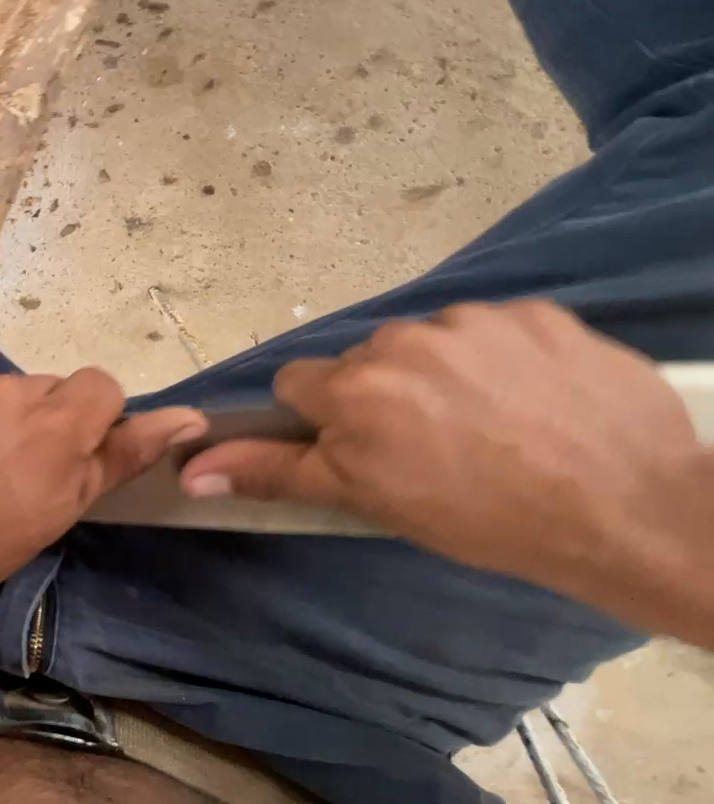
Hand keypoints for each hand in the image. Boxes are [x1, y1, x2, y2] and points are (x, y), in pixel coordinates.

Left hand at [0, 370, 205, 630]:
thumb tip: (190, 416)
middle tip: (17, 461)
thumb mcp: (72, 502)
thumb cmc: (2, 536)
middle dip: (38, 417)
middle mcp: (9, 389)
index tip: (71, 448)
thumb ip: (127, 452)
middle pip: (42, 387)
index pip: (98, 384)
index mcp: (58, 419)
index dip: (90, 416)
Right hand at [180, 301, 704, 598]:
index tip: (368, 445)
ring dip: (444, 371)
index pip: (301, 383)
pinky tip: (536, 396)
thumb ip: (272, 471)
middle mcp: (399, 341)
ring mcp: (473, 322)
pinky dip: (504, 355)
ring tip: (495, 420)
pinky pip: (494, 327)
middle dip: (385, 393)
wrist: (640, 517)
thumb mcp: (364, 500)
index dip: (329, 416)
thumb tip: (191, 468)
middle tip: (435, 442)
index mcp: (351, 388)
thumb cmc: (485, 517)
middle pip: (364, 361)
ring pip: (427, 341)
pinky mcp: (538, 314)